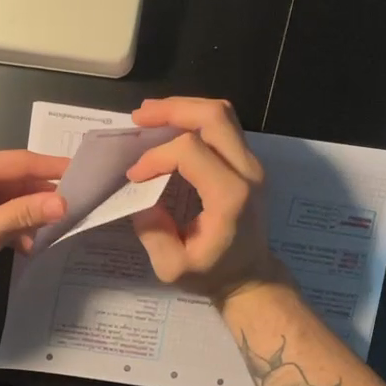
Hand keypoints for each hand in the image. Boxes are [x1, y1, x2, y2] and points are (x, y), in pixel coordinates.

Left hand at [0, 150, 68, 311]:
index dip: (52, 168)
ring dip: (23, 216)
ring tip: (41, 238)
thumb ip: (24, 214)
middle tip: (69, 212)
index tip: (82, 174)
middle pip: (12, 179)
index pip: (19, 162)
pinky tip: (20, 245)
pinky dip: (7, 224)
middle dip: (38, 198)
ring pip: (3, 197)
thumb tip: (62, 202)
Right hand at [125, 97, 285, 304]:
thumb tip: (142, 199)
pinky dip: (193, 119)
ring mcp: (251, 163)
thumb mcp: (172, 268)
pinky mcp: (247, 162)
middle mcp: (246, 171)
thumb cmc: (213, 274)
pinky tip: (169, 127)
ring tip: (151, 115)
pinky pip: (222, 126)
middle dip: (172, 110)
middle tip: (138, 116)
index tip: (134, 177)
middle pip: (213, 116)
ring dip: (183, 109)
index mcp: (229, 196)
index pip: (189, 151)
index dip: (156, 157)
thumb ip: (153, 234)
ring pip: (222, 114)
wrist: (251, 277)